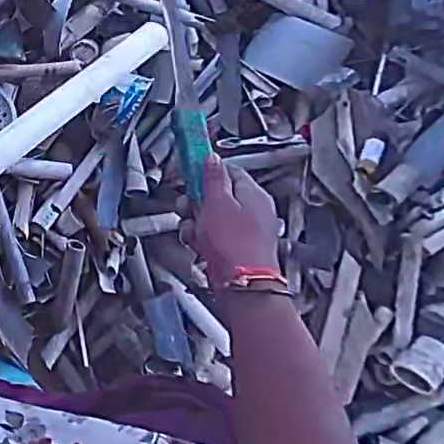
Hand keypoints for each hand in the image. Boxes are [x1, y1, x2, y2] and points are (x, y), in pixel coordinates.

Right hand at [183, 156, 280, 285]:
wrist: (242, 285)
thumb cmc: (234, 244)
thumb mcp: (217, 202)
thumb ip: (213, 178)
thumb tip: (212, 158)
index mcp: (254, 195)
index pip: (228, 171)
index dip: (205, 171)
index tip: (189, 174)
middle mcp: (253, 211)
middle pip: (217, 194)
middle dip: (196, 200)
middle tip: (189, 207)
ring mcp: (245, 230)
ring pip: (210, 215)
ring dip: (195, 220)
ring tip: (194, 230)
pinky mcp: (235, 247)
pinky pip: (212, 234)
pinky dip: (201, 237)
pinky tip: (198, 243)